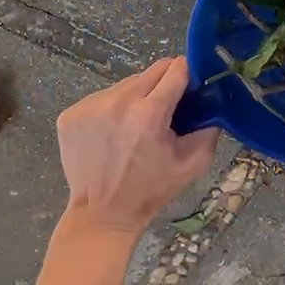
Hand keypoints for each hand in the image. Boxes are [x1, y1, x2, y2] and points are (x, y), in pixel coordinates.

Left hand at [56, 56, 219, 234]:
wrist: (101, 216)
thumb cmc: (150, 191)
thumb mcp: (192, 164)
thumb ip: (210, 128)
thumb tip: (213, 101)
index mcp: (149, 112)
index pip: (175, 68)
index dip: (185, 77)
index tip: (187, 92)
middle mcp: (118, 101)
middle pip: (151, 71)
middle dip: (162, 86)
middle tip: (162, 112)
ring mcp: (90, 106)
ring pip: (126, 84)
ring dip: (136, 97)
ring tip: (134, 126)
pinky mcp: (71, 114)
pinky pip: (102, 97)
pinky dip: (111, 109)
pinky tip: (111, 133)